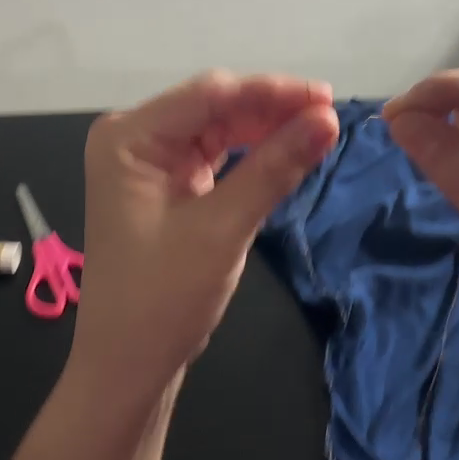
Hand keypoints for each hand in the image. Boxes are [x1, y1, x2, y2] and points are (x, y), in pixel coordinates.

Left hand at [70, 71, 339, 399]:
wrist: (127, 368)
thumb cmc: (162, 299)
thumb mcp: (222, 230)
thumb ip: (274, 169)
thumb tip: (329, 119)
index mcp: (128, 136)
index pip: (210, 94)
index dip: (271, 90)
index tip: (327, 97)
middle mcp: (135, 136)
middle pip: (214, 105)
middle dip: (271, 108)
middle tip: (331, 115)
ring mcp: (151, 159)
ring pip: (219, 126)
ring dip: (266, 128)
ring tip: (319, 128)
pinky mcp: (168, 182)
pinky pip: (217, 153)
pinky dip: (252, 152)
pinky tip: (287, 148)